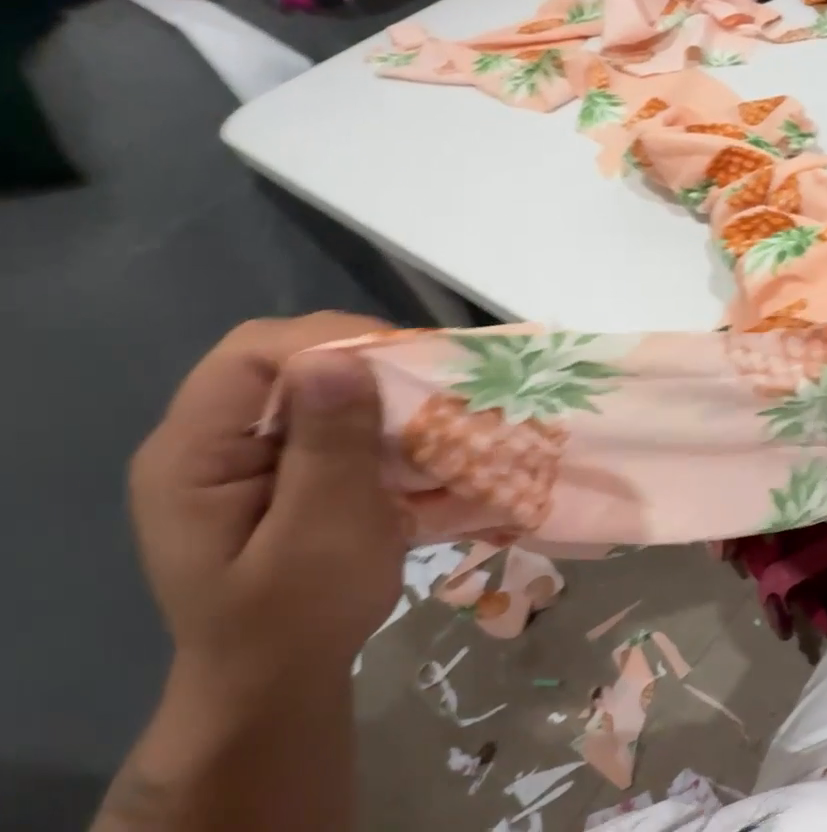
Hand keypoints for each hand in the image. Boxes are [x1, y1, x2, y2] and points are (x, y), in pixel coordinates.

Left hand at [129, 312, 403, 688]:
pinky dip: (374, 419)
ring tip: (432, 410)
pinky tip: (410, 440)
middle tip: (429, 386)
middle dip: (362, 362)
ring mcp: (240, 456)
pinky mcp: (277, 471)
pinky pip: (325, 419)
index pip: (252, 354)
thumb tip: (337, 357)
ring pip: (310, 385)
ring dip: (375, 390)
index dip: (332, 342)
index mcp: (192, 454)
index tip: (407, 366)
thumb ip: (328, 447)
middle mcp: (207, 442)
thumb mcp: (322, 534)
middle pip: (281, 360)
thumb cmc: (297, 617)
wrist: (276, 685)